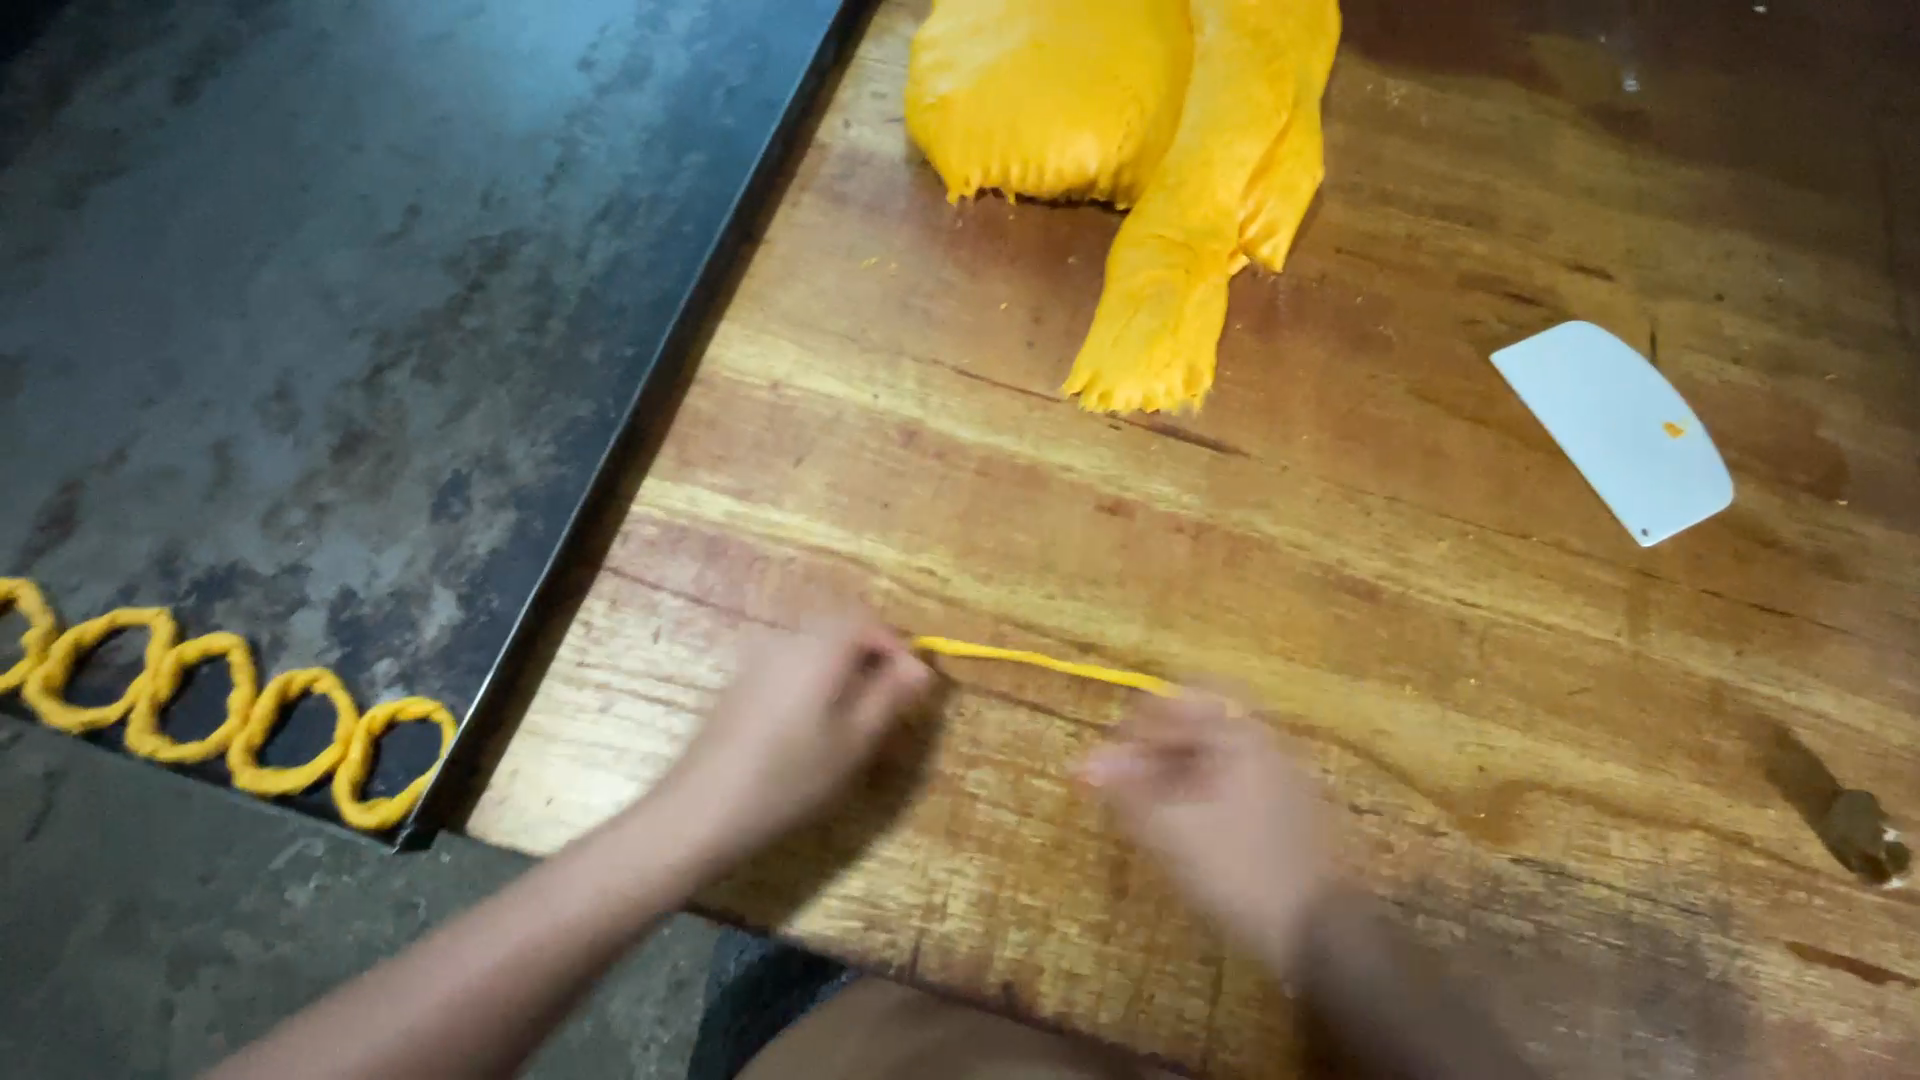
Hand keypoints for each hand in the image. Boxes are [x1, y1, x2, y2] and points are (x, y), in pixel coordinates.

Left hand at [654, 613, 932, 864]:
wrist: (700, 810)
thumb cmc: (789, 776)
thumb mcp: (855, 741)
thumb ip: (890, 695)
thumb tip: (920, 667)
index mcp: (819, 646)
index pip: (869, 620)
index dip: (898, 648)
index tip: (913, 688)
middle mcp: (787, 639)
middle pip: (840, 627)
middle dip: (872, 656)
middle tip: (889, 702)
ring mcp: (757, 659)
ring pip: (815, 646)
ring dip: (844, 668)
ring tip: (856, 718)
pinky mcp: (739, 683)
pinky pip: (791, 664)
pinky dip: (815, 679)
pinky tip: (813, 726)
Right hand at [1080, 692, 1336, 972]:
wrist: (1318, 934)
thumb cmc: (1236, 868)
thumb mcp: (1168, 828)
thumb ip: (1122, 789)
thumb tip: (1082, 764)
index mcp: (1239, 734)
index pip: (1177, 701)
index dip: (1137, 725)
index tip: (1112, 758)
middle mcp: (1265, 744)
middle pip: (1199, 726)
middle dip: (1154, 750)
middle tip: (1125, 783)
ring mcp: (1285, 779)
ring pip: (1217, 758)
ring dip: (1176, 773)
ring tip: (1149, 809)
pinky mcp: (1292, 814)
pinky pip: (1236, 784)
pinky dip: (1202, 794)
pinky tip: (1186, 827)